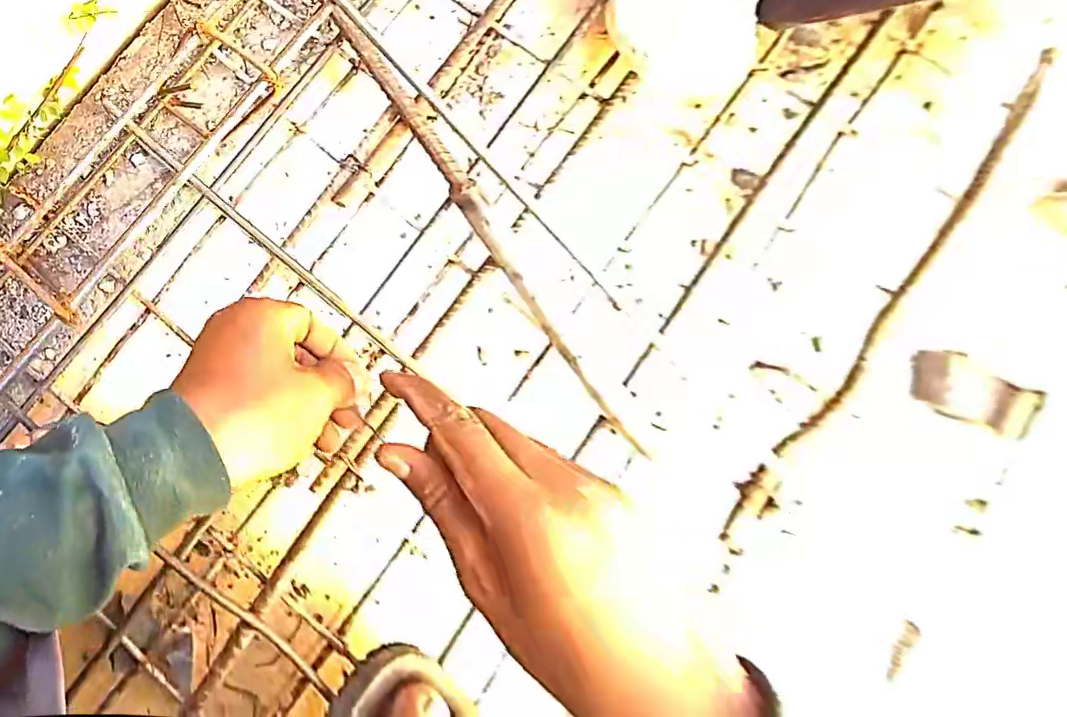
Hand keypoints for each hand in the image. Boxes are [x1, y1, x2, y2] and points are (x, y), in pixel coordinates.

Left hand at [171, 299, 365, 486]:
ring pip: (275, 375)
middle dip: (325, 387)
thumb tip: (349, 377)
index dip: (340, 356)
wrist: (194, 451)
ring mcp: (217, 355)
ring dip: (305, 404)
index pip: (313, 324)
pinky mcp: (207, 384)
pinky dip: (276, 409)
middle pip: (295, 351)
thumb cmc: (244, 416)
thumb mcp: (315, 396)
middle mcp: (234, 327)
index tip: (353, 380)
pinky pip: (252, 390)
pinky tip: (294, 440)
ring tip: (324, 437)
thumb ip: (341, 380)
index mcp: (261, 314)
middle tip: (343, 413)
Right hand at [377, 370, 759, 716]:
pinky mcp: (617, 492)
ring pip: (516, 438)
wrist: (670, 693)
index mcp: (530, 515)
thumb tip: (400, 457)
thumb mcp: (485, 584)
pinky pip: (551, 458)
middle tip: (436, 477)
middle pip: (486, 421)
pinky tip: (531, 525)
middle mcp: (571, 489)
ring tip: (493, 519)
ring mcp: (600, 488)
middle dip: (450, 435)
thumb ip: (441, 504)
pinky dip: (523, 472)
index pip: (460, 427)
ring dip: (487, 455)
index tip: (396, 382)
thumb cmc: (577, 658)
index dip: (419, 395)